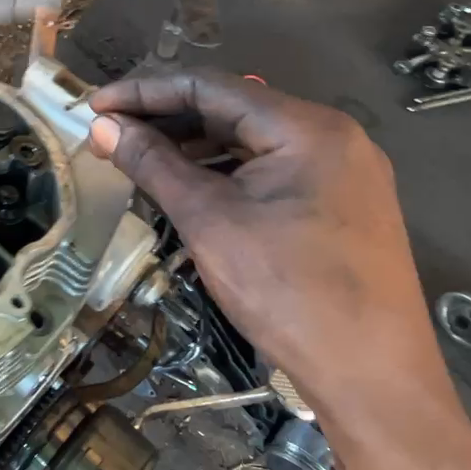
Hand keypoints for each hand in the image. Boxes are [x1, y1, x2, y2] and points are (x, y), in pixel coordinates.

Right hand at [87, 70, 423, 394]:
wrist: (375, 383)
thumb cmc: (288, 290)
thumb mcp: (206, 218)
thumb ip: (151, 162)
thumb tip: (101, 126)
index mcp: (307, 128)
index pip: (208, 86)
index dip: (143, 92)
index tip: (95, 105)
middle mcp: (331, 136)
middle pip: (230, 107)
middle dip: (164, 117)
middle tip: (110, 131)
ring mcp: (341, 170)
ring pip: (247, 137)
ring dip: (189, 142)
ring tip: (137, 156)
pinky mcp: (340, 201)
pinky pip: (268, 165)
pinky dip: (221, 167)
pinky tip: (184, 182)